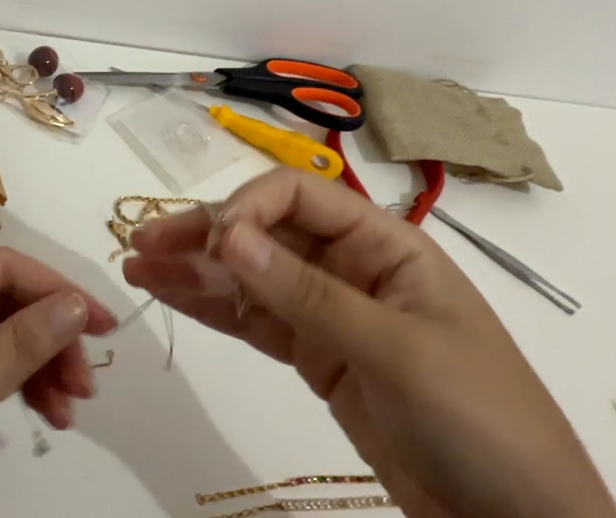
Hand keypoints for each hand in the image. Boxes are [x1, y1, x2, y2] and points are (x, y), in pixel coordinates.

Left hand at [0, 247, 116, 517]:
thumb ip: (18, 344)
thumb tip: (75, 302)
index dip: (54, 288)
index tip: (102, 326)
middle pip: (4, 301)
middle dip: (50, 335)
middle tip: (88, 383)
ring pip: (0, 336)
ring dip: (41, 366)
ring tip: (71, 409)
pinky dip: (20, 386)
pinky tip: (49, 414)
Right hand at [122, 168, 615, 517]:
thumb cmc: (479, 418)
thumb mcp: (396, 350)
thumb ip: (307, 293)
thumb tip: (229, 236)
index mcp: (384, 244)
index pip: (301, 197)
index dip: (250, 207)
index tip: (213, 241)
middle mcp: (351, 268)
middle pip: (266, 235)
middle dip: (205, 236)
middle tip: (142, 245)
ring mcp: (331, 314)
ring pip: (251, 278)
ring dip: (196, 271)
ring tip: (136, 268)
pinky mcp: (316, 358)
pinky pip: (256, 322)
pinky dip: (213, 309)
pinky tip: (171, 296)